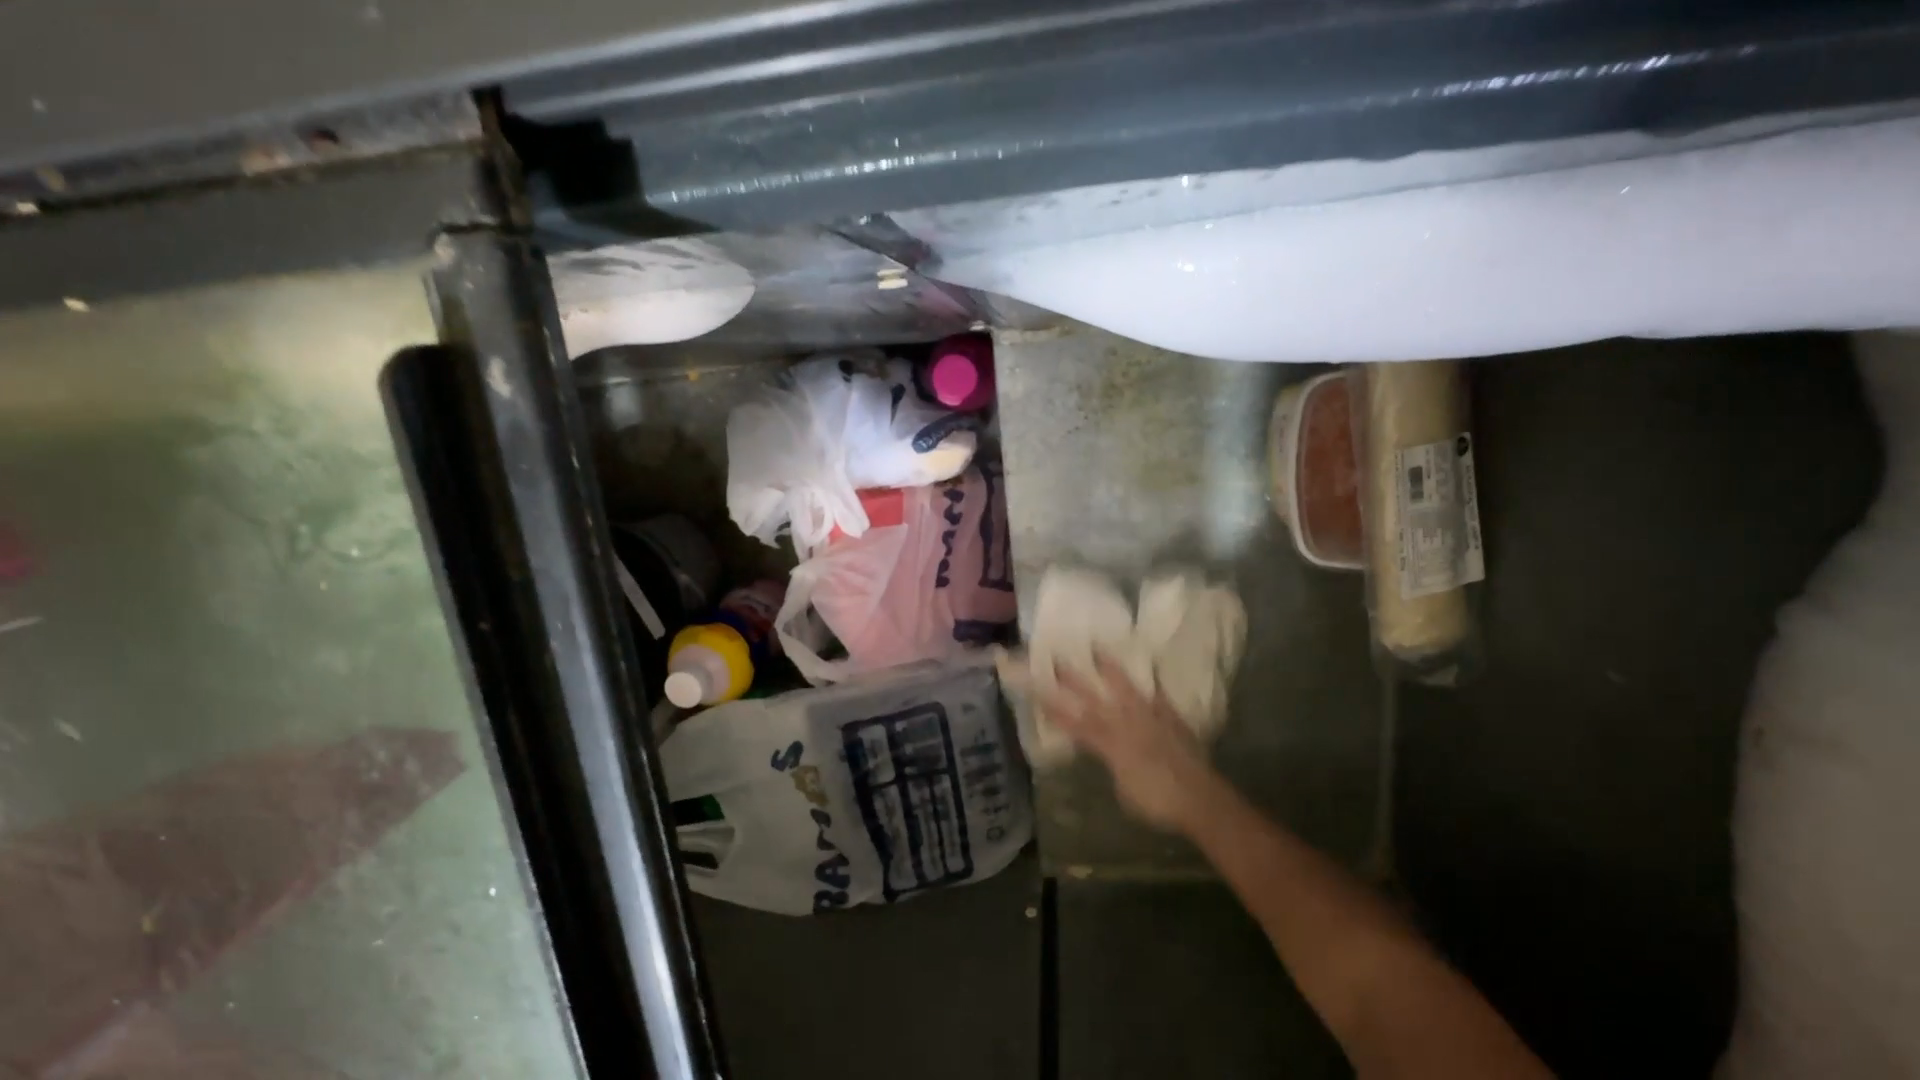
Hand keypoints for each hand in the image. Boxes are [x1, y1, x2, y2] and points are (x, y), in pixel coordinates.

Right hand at [1040, 654, 1222, 833]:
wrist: (1200, 798)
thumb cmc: (1157, 802)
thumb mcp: (1123, 790)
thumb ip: (1112, 764)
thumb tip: (1107, 752)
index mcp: (1111, 744)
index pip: (1076, 723)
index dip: (1056, 708)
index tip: (1038, 691)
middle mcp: (1128, 725)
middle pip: (1095, 700)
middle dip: (1074, 681)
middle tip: (1057, 660)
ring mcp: (1152, 718)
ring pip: (1126, 688)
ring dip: (1110, 669)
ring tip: (1099, 650)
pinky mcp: (1172, 718)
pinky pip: (1158, 696)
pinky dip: (1151, 684)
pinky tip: (1149, 673)